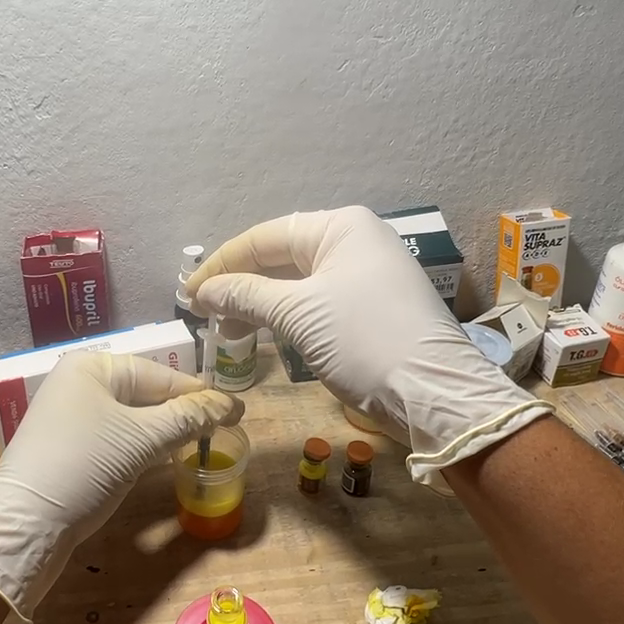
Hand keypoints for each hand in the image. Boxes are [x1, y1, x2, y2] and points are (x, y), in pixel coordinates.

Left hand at [0, 352, 239, 623]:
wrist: (23, 529)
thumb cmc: (83, 468)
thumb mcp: (142, 440)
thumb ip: (188, 418)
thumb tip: (233, 404)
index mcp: (91, 367)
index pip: (158, 374)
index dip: (198, 393)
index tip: (235, 411)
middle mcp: (78, 384)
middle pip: (145, 393)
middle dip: (181, 412)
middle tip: (222, 431)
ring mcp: (70, 417)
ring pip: (131, 418)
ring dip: (163, 431)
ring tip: (199, 444)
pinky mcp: (68, 449)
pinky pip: (116, 438)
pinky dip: (141, 447)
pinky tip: (162, 459)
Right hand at [186, 206, 549, 490]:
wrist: (435, 396)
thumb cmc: (365, 340)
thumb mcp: (299, 314)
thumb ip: (245, 295)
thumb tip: (202, 290)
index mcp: (340, 227)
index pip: (265, 235)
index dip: (222, 263)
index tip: (188, 292)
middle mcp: (354, 242)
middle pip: (280, 257)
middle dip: (239, 284)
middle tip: (202, 314)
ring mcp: (364, 277)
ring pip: (296, 283)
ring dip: (259, 303)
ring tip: (227, 330)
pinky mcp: (369, 309)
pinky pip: (315, 303)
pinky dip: (284, 316)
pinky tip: (261, 333)